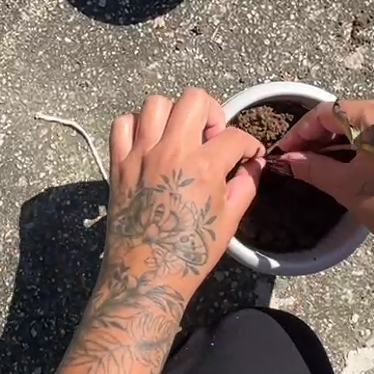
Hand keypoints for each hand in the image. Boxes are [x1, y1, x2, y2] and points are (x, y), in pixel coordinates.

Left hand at [103, 89, 266, 300]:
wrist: (146, 275)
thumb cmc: (190, 252)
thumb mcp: (229, 221)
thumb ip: (245, 186)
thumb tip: (255, 166)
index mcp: (203, 166)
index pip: (234, 136)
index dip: (249, 144)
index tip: (248, 154)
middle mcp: (171, 151)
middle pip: (193, 99)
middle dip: (211, 111)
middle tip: (211, 136)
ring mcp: (140, 154)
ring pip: (155, 103)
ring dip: (173, 114)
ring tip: (179, 136)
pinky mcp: (118, 163)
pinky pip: (122, 124)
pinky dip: (136, 125)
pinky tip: (148, 143)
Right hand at [274, 99, 373, 274]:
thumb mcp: (347, 187)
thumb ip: (313, 168)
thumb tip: (288, 161)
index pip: (327, 111)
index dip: (301, 130)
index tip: (286, 150)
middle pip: (348, 114)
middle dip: (320, 135)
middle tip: (300, 157)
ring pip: (368, 125)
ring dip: (342, 141)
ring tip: (322, 163)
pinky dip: (365, 146)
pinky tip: (354, 166)